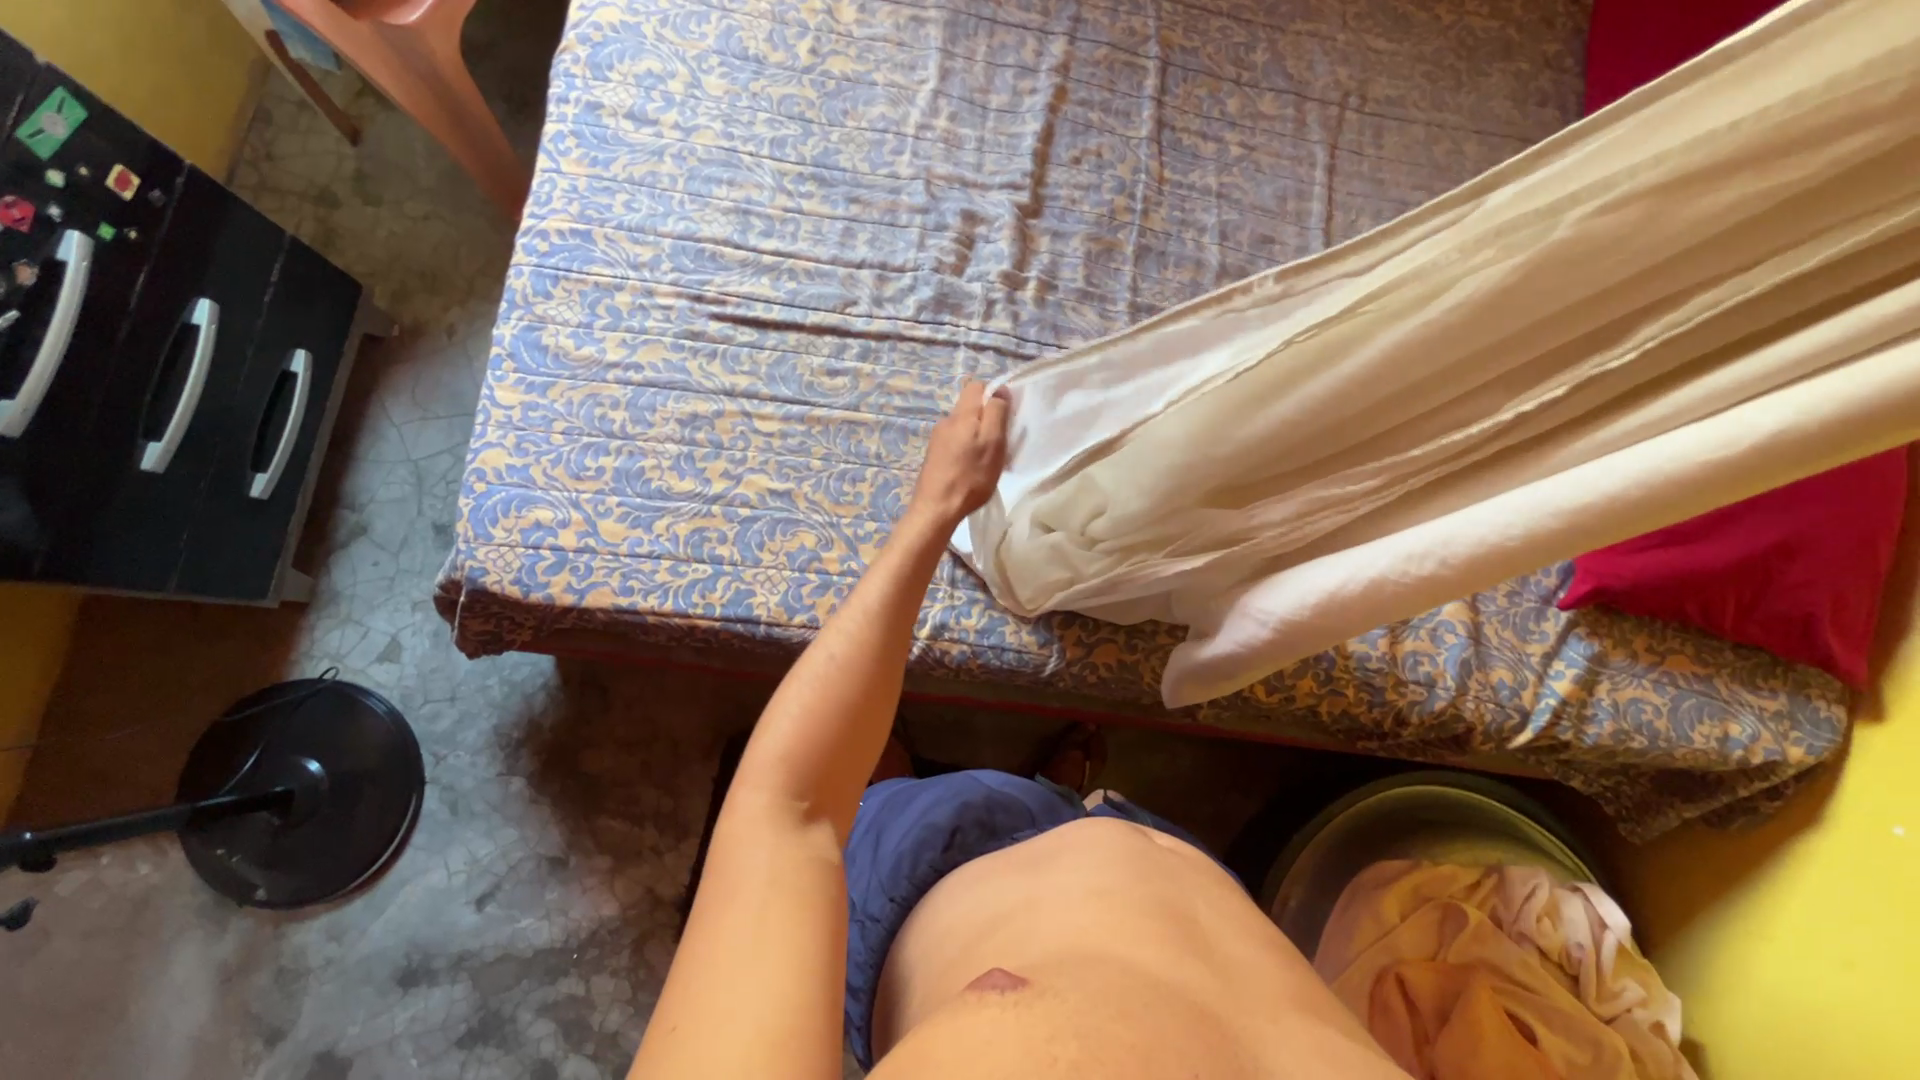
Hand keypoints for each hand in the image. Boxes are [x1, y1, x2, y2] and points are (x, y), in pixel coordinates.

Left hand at [907, 380, 1008, 529]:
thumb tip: (999, 389)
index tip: (1007, 416)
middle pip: (971, 406)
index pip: (977, 386)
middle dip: (988, 418)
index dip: (994, 394)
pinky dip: (968, 448)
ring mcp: (938, 438)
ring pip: (964, 425)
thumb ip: (996, 412)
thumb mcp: (992, 442)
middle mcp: (946, 421)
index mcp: (961, 414)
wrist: (936, 509)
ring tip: (989, 458)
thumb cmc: (970, 476)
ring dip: (979, 435)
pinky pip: (957, 441)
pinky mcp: (935, 455)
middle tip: (1001, 441)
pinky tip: (973, 468)